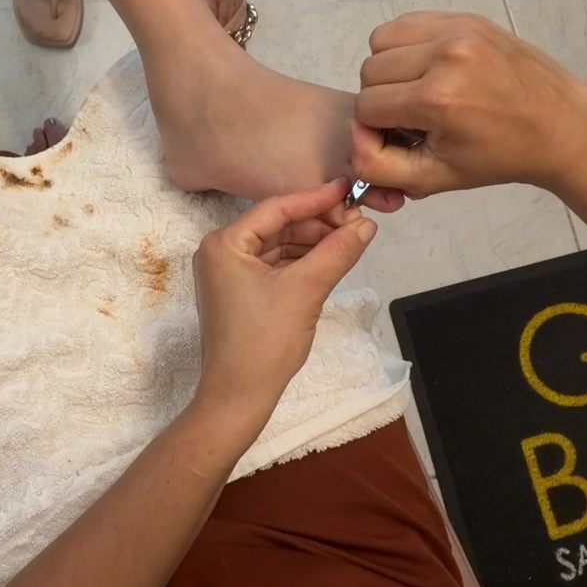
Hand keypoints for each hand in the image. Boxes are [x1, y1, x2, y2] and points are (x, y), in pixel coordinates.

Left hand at [191, 180, 377, 428]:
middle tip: (358, 224)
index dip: (316, 199)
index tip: (348, 190)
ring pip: (278, 245)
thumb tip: (367, 224)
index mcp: (224, 243)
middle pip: (277, 225)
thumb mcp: (306, 290)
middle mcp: (219, 251)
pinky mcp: (239, 292)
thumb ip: (337, 252)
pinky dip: (301, 262)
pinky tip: (330, 260)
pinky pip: (274, 265)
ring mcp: (227, 273)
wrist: (238, 396)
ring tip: (351, 241)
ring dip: (312, 243)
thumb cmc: (264, 342)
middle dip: (317, 224)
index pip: (276, 208)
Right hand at [351, 12, 586, 196]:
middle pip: (369, 72)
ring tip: (419, 88)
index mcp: (438, 99)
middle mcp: (445, 56)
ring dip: (389, 69)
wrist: (561, 126)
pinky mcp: (465, 17)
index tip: (406, 136)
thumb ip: (377, 167)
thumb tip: (353, 134)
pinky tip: (429, 68)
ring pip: (380, 44)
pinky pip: (405, 24)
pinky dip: (406, 47)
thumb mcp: (434, 178)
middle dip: (382, 98)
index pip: (366, 107)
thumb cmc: (498, 157)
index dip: (376, 127)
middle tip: (414, 115)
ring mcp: (457, 30)